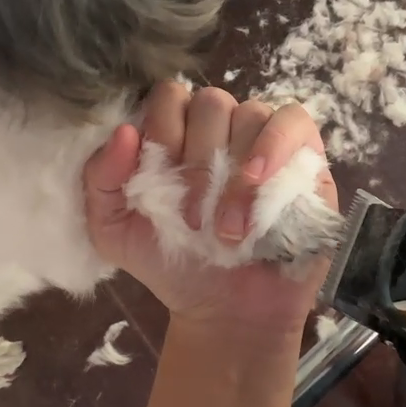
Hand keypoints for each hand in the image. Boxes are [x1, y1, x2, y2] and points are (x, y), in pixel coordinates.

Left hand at [84, 82, 338, 340]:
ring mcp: (264, 137)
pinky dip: (273, 147)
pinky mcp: (304, 154)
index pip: (170, 95)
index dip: (163, 128)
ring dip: (234, 173)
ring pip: (250, 113)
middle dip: (197, 159)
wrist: (226, 311)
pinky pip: (293, 123)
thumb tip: (123, 132)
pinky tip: (257, 181)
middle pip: (211, 102)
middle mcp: (222, 127)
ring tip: (227, 229)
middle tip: (192, 219)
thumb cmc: (172, 262)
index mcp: (177, 132)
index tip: (158, 177)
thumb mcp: (114, 229)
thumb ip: (101, 179)